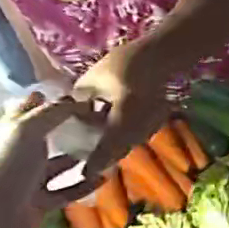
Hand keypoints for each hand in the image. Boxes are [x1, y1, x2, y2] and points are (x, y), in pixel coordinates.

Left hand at [0, 93, 99, 227]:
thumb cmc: (1, 168)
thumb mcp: (24, 130)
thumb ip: (51, 114)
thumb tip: (75, 100)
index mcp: (3, 134)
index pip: (24, 111)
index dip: (45, 101)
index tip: (73, 94)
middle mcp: (12, 156)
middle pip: (41, 138)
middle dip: (65, 129)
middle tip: (95, 121)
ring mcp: (24, 181)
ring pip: (56, 165)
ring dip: (78, 157)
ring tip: (105, 149)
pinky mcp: (38, 204)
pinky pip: (65, 191)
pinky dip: (84, 184)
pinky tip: (103, 177)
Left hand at [71, 44, 168, 177]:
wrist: (159, 55)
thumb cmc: (124, 64)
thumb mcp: (93, 80)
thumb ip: (79, 103)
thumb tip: (69, 118)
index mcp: (123, 118)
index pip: (107, 147)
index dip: (95, 162)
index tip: (84, 173)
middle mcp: (139, 126)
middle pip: (119, 150)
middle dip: (104, 158)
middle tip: (87, 164)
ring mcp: (150, 125)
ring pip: (129, 144)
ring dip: (115, 149)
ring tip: (98, 149)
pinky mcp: (155, 121)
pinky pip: (137, 135)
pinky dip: (124, 138)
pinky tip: (114, 132)